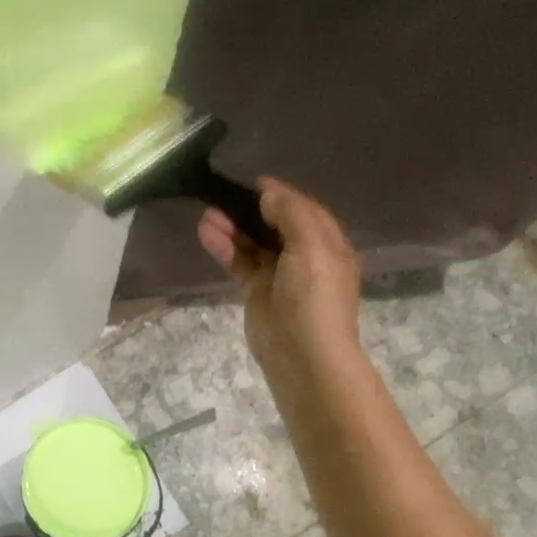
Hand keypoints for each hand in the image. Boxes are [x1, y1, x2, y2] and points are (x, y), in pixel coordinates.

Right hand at [197, 178, 362, 387]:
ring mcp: (279, 276)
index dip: (279, 194)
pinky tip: (207, 233)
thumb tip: (268, 194)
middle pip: (275, 224)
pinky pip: (239, 263)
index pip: (303, 209)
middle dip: (251, 209)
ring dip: (232, 227)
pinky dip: (225, 248)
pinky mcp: (257, 292)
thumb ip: (291, 214)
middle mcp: (305, 256)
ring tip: (207, 213)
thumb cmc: (314, 297)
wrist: (304, 356)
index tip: (251, 181)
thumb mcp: (312, 246)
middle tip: (223, 195)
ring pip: (254, 243)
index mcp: (328, 244)